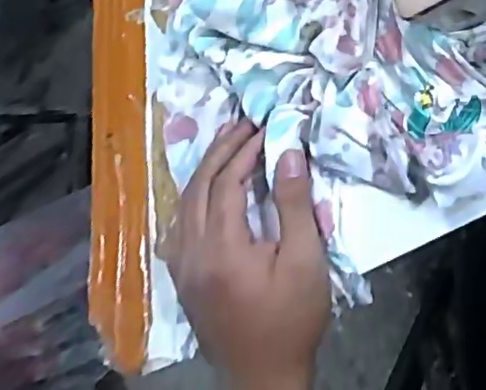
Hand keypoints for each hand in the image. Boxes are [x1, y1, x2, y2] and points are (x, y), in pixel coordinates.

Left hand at [165, 121, 329, 389]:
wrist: (266, 377)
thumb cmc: (293, 316)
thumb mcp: (305, 257)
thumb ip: (294, 203)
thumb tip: (288, 152)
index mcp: (220, 250)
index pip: (226, 183)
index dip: (246, 150)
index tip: (269, 125)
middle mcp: (192, 256)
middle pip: (198, 189)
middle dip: (222, 150)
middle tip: (246, 121)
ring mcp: (184, 270)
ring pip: (184, 206)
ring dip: (206, 170)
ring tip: (228, 142)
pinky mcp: (186, 281)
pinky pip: (181, 226)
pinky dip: (196, 196)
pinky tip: (209, 189)